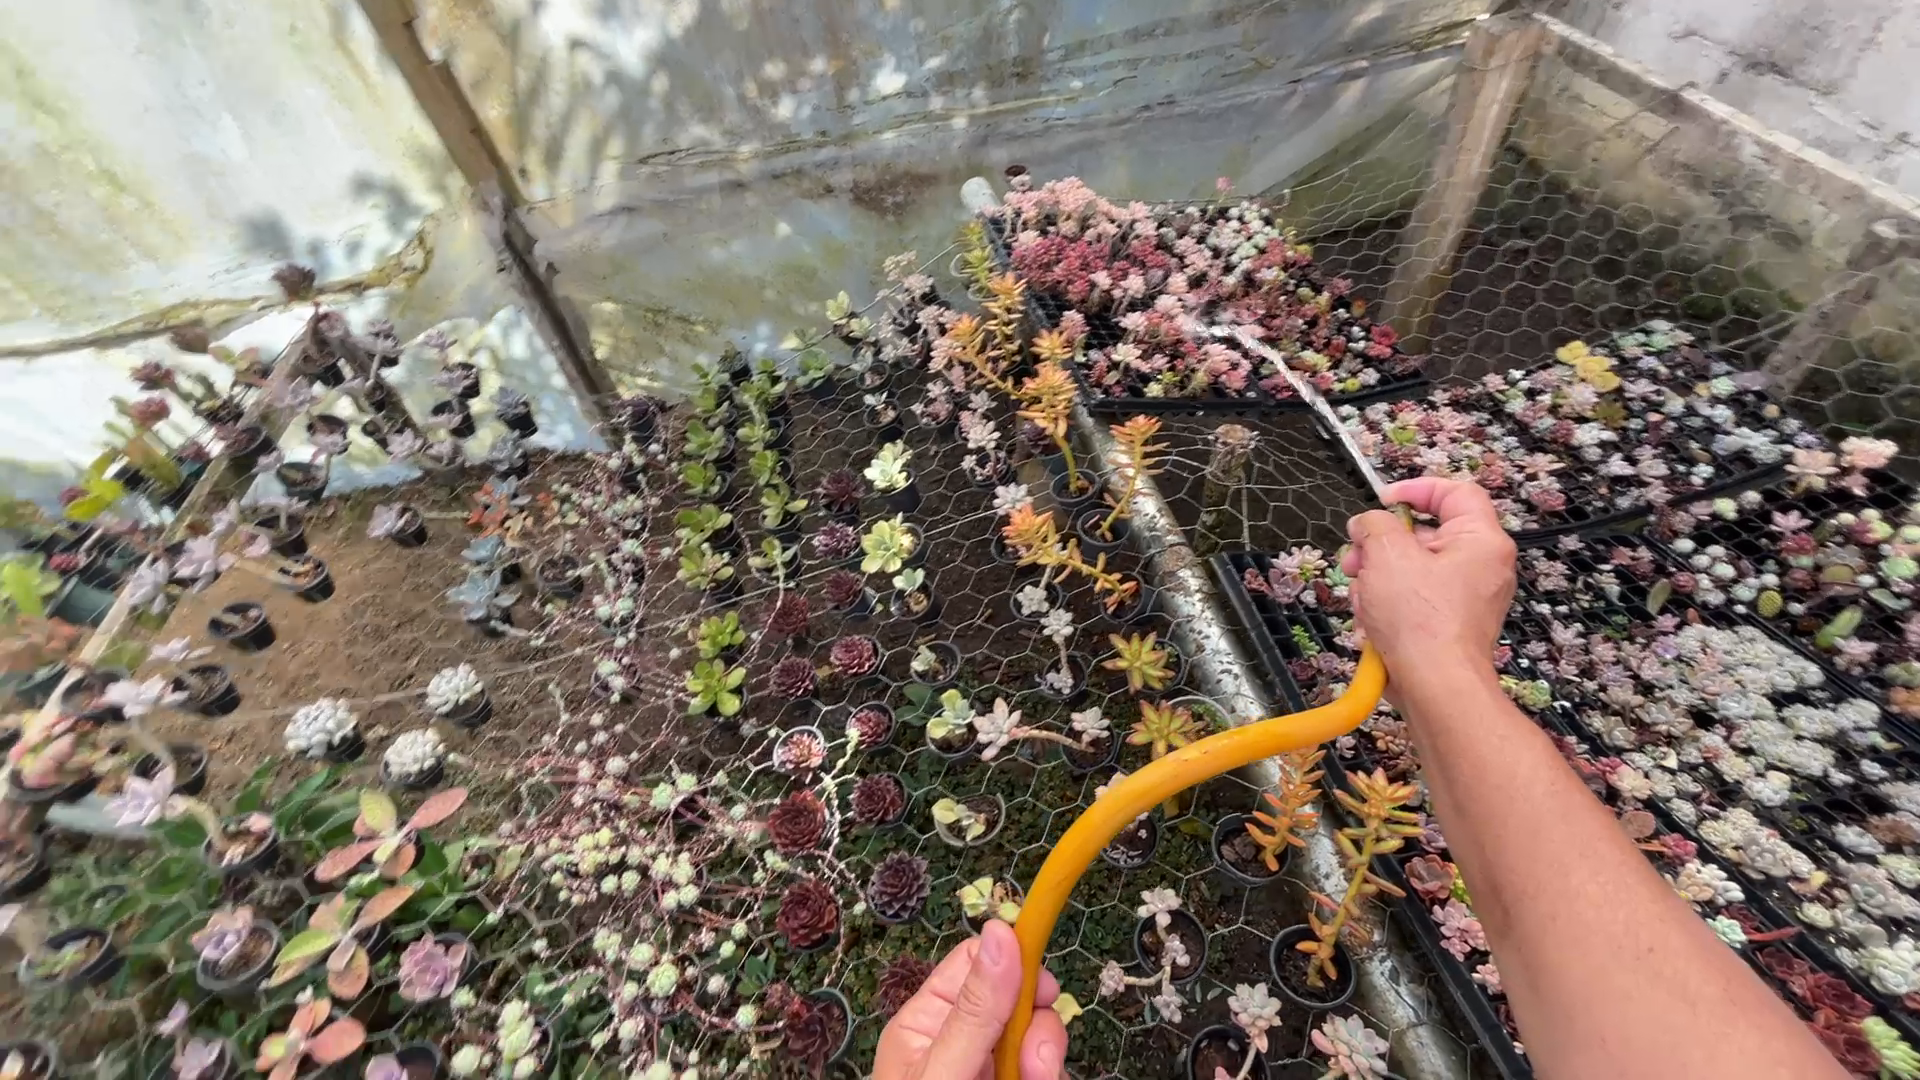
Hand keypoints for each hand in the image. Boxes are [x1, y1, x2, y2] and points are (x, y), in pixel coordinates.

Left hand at [874, 920, 1068, 1079]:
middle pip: (1016, 997)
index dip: (1013, 962)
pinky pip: (1044, 1065)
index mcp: (926, 1019)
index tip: (1042, 986)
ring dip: (1047, 1055)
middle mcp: (960, 1038)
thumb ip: (975, 1010)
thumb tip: (1002, 928)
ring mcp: (988, 1066)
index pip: (975, 960)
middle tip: (1036, 1063)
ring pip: (1037, 1036)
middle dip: (1037, 1024)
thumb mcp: (942, 1071)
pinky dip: (1050, 1073)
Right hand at [1340, 478, 1515, 701]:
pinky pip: (1411, 597)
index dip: (1415, 488)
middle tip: (1354, 560)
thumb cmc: (1418, 617)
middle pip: (1422, 535)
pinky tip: (1371, 619)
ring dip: (1375, 578)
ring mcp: (1465, 597)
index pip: (1455, 492)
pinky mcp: (1447, 623)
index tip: (1381, 501)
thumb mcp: (1387, 554)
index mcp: (1480, 541)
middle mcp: (1481, 566)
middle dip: (1379, 545)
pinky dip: (1386, 603)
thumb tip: (1366, 524)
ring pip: (1409, 568)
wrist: (1433, 684)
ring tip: (1362, 599)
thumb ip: (1374, 525)